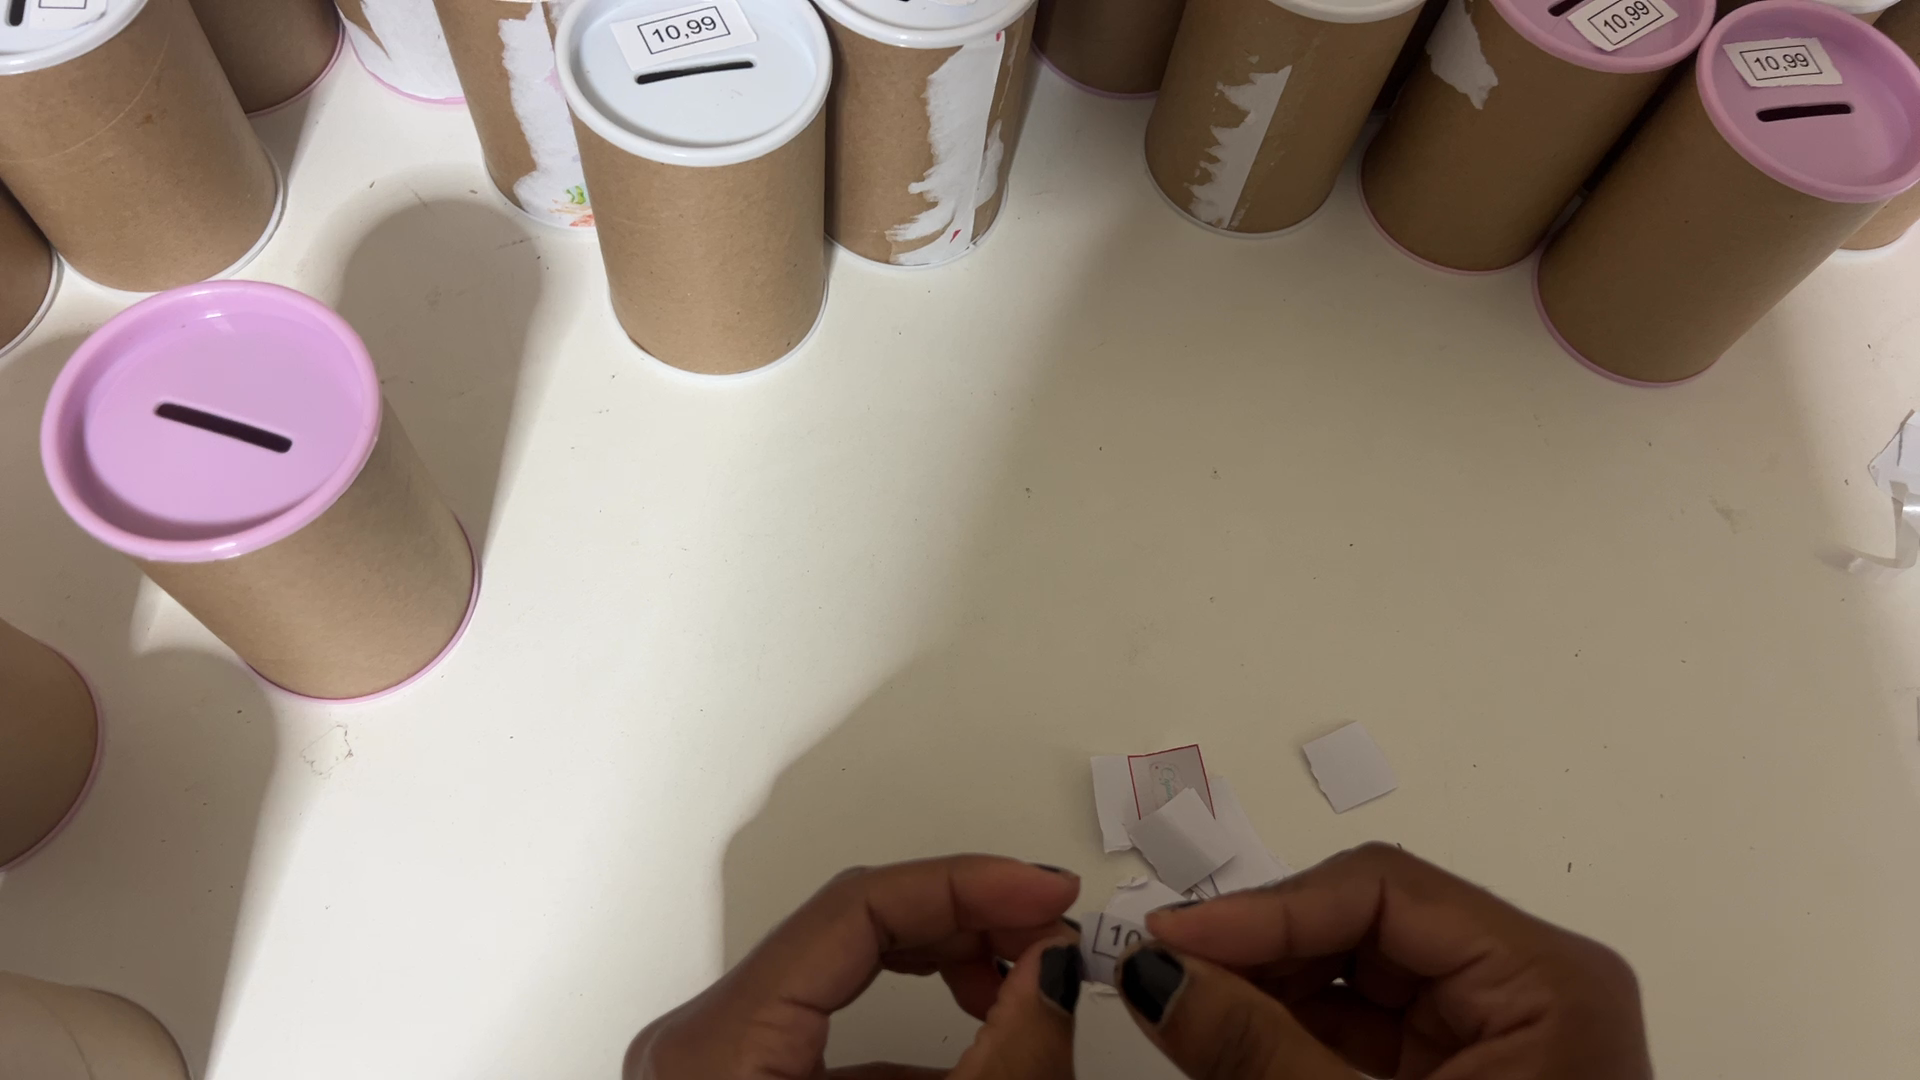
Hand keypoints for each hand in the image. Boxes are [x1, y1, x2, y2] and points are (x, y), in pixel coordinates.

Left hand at [624, 855, 1085, 1079]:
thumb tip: (1053, 963)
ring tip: (1022, 970)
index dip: (963, 884)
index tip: (1040, 890)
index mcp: (720, 1046)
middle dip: (966, 918)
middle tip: (1045, 925)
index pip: (858, 908)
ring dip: (948, 960)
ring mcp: (728, 1060)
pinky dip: (919, 1021)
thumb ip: (1006, 1057)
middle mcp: (708, 1039)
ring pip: (855, 966)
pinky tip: (977, 1025)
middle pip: (859, 926)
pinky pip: (845, 1024)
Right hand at [1118, 843, 1651, 1079]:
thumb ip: (1259, 1054)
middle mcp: (1517, 977)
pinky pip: (1353, 1009)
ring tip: (1195, 1003)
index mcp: (1541, 978)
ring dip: (1264, 980)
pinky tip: (1240, 1033)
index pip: (1378, 889)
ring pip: (1345, 957)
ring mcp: (1486, 1017)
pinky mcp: (1452, 1057)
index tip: (1172, 936)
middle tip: (1171, 971)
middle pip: (1357, 917)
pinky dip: (1289, 1020)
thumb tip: (1145, 968)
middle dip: (1260, 947)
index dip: (1267, 907)